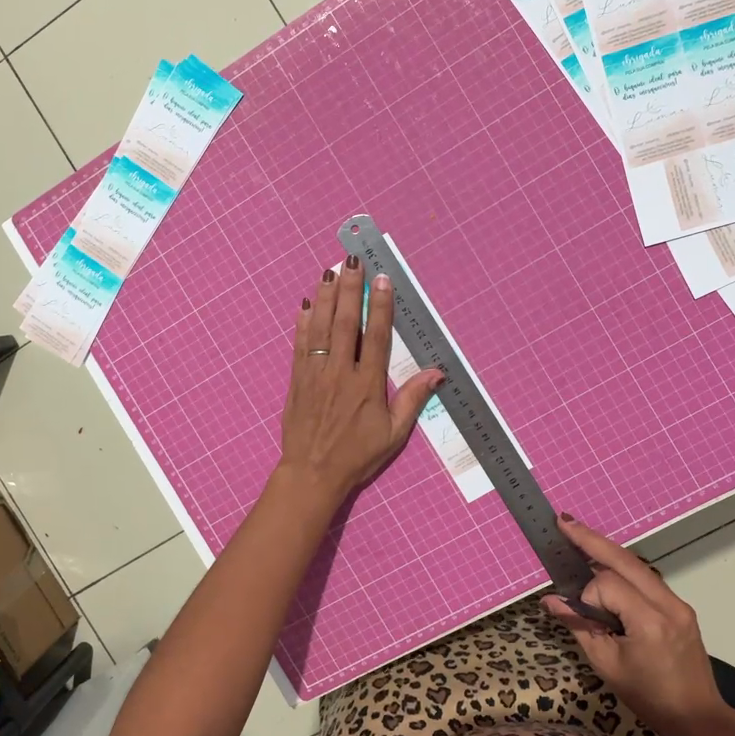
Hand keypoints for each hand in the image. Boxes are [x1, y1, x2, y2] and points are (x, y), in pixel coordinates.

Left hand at [278, 257, 441, 503]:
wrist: (312, 474)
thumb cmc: (357, 456)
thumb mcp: (393, 434)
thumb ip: (412, 399)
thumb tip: (437, 372)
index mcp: (367, 384)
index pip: (375, 336)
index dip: (379, 305)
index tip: (381, 279)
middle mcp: (340, 373)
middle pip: (344, 323)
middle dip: (349, 289)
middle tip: (351, 261)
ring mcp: (316, 375)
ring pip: (319, 328)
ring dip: (324, 297)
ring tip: (328, 271)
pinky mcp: (297, 381)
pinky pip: (300, 345)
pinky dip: (302, 323)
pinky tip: (305, 305)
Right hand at [541, 515, 730, 735]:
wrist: (697, 717)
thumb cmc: (648, 696)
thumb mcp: (606, 665)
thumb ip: (579, 626)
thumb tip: (550, 600)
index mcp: (650, 621)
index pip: (608, 585)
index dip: (588, 596)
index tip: (583, 618)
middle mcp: (668, 604)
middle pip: (625, 559)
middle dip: (592, 540)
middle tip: (563, 522)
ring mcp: (678, 603)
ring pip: (637, 565)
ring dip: (607, 552)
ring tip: (579, 538)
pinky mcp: (680, 608)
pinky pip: (646, 579)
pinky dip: (622, 569)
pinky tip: (604, 566)